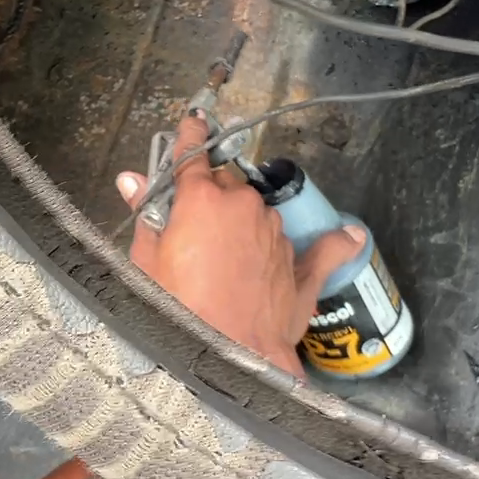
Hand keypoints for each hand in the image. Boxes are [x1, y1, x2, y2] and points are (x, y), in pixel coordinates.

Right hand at [116, 116, 366, 375]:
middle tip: (196, 223)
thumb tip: (131, 179)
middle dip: (212, 194)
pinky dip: (330, 241)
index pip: (192, 154)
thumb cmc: (177, 309)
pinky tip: (348, 236)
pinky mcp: (301, 263)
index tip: (192, 121)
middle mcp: (243, 205)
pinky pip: (321, 246)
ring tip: (230, 254)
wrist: (231, 357)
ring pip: (258, 212)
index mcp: (201, 199)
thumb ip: (145, 214)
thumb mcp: (146, 262)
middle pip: (226, 183)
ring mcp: (275, 231)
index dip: (189, 136)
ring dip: (246, 220)